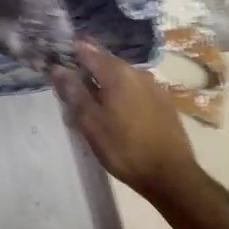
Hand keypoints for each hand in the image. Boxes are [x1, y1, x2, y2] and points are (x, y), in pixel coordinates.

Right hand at [52, 39, 200, 200]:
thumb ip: (73, 92)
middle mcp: (137, 72)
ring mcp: (154, 87)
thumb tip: (57, 68)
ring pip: (122, 76)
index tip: (56, 60)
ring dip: (105, 83)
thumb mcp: (90, 123)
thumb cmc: (125, 149)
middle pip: (105, 61)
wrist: (172, 177)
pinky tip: (118, 112)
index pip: (87, 50)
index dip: (70, 52)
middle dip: (87, 69)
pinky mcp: (165, 103)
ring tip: (93, 102)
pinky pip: (136, 89)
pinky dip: (122, 93)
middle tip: (71, 86)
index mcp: (117, 73)